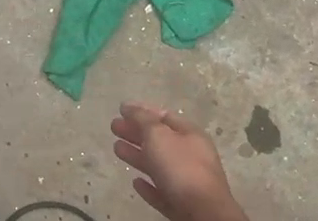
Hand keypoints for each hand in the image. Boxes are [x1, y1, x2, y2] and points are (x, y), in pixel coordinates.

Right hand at [110, 103, 248, 220]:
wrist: (204, 214)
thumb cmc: (180, 167)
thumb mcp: (157, 134)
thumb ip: (142, 119)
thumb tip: (129, 107)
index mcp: (191, 136)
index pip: (164, 116)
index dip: (142, 110)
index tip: (121, 109)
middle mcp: (191, 157)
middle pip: (159, 140)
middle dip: (136, 132)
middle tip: (114, 127)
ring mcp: (187, 183)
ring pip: (158, 165)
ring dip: (137, 156)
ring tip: (116, 149)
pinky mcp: (181, 204)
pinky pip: (161, 190)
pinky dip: (148, 185)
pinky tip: (136, 182)